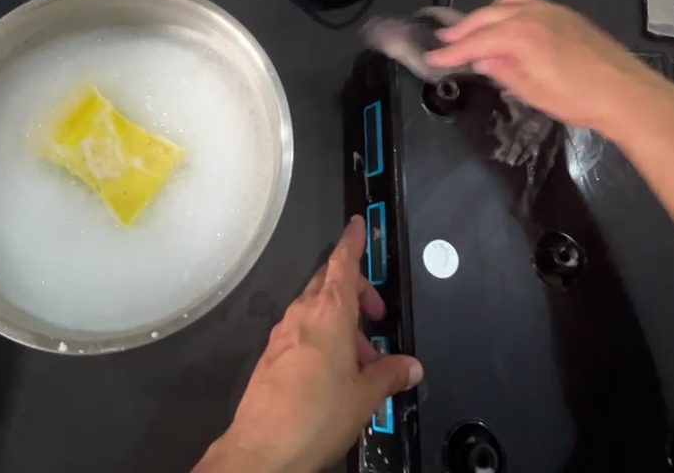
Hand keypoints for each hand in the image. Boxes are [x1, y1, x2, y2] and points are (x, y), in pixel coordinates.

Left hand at [196, 216, 422, 472]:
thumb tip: (410, 366)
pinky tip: (335, 370)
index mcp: (329, 312)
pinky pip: (302, 330)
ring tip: (361, 358)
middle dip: (356, 290)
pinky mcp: (273, 354)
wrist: (263, 450)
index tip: (357, 225)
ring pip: (316, 308)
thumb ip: (390, 374)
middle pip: (330, 282)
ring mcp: (284, 332)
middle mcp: (303, 313)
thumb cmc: (315, 415)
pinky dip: (322, 337)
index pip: (343, 262)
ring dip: (341, 320)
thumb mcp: (365, 396)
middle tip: (376, 313)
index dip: (353, 241)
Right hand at [423, 0, 673, 135]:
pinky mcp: (566, 14)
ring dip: (486, 15)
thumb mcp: (531, 91)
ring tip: (474, 29)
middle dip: (464, 28)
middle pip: (487, 16)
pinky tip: (509, 24)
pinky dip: (509, 9)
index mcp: (519, 34)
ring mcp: (551, 10)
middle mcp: (531, 13)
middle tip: (445, 40)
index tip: (432, 58)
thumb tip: (481, 59)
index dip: (452, 51)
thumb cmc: (577, 98)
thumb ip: (502, 70)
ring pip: (507, 3)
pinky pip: (528, 2)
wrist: (627, 93)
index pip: (475, 41)